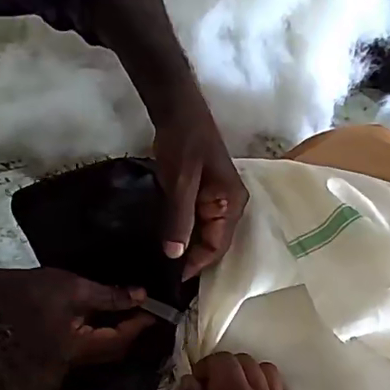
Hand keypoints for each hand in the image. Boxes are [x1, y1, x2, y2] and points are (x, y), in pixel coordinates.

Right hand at [0, 268, 152, 364]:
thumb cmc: (36, 289)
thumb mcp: (78, 288)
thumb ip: (112, 296)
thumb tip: (142, 296)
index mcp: (76, 347)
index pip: (118, 340)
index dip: (139, 326)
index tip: (156, 311)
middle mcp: (71, 361)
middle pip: (113, 351)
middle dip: (132, 332)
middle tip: (147, 311)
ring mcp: (64, 361)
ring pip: (104, 352)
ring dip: (121, 335)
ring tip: (135, 313)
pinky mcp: (60, 353)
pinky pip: (92, 348)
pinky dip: (106, 335)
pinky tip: (114, 319)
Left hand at [151, 106, 246, 278]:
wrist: (177, 109)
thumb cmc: (184, 142)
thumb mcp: (181, 182)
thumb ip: (179, 218)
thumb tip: (174, 255)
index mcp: (231, 204)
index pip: (217, 247)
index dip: (195, 265)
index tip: (170, 279)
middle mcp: (229, 206)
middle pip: (211, 244)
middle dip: (190, 260)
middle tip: (160, 276)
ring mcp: (215, 200)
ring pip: (201, 234)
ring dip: (183, 247)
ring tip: (158, 263)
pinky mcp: (201, 195)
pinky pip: (193, 222)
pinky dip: (180, 232)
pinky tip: (160, 241)